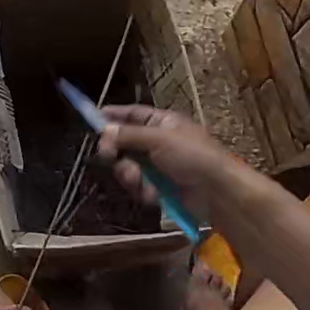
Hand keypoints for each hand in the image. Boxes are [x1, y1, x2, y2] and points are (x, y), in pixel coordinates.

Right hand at [95, 105, 254, 220]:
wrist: (217, 192)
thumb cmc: (193, 156)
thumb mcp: (159, 139)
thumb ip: (128, 135)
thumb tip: (104, 132)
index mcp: (162, 123)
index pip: (132, 114)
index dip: (113, 115)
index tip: (92, 118)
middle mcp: (159, 142)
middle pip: (124, 144)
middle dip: (117, 153)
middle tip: (108, 156)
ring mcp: (159, 166)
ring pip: (128, 168)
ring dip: (130, 175)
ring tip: (139, 180)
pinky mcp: (160, 188)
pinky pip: (139, 187)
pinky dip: (144, 191)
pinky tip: (154, 195)